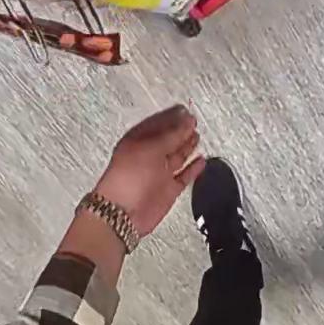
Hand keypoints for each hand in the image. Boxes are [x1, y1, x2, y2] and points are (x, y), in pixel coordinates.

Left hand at [92, 105, 204, 236]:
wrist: (123, 213)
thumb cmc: (127, 181)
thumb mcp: (151, 150)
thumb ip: (171, 136)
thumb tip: (187, 122)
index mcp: (139, 141)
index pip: (159, 123)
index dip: (173, 116)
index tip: (186, 110)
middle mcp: (149, 156)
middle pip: (169, 138)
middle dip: (181, 129)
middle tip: (193, 120)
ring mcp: (159, 173)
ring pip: (178, 155)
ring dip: (188, 145)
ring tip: (197, 135)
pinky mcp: (168, 189)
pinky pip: (184, 175)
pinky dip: (194, 168)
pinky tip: (200, 161)